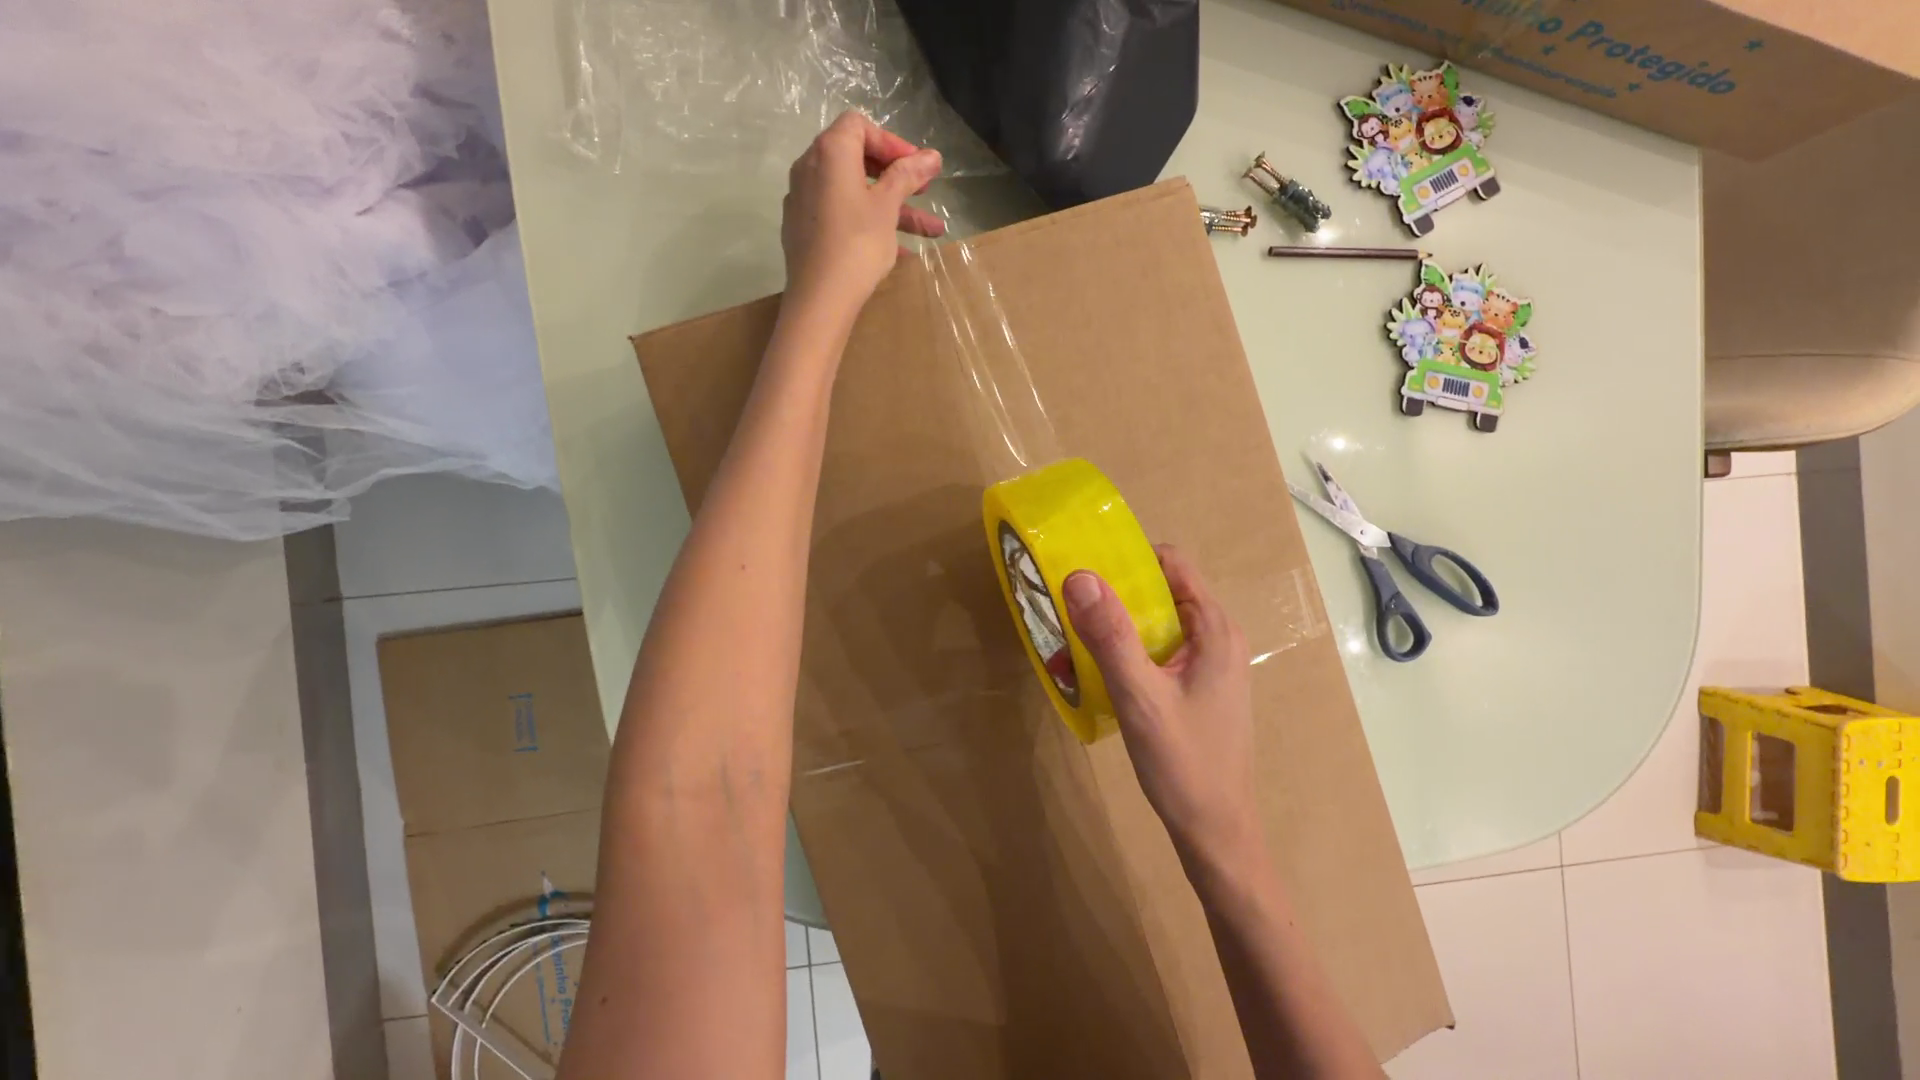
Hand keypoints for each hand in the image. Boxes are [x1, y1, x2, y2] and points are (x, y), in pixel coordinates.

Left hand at [781, 111, 945, 317]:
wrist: (820, 297)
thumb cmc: (858, 243)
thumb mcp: (888, 206)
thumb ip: (908, 175)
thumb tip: (932, 155)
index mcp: (829, 152)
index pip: (859, 126)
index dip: (892, 142)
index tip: (916, 167)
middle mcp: (809, 168)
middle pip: (857, 159)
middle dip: (896, 176)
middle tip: (924, 191)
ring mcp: (803, 200)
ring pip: (854, 193)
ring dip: (893, 207)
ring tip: (932, 230)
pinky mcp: (803, 229)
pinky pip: (840, 215)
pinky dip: (868, 223)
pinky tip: (899, 250)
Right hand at [1063, 546, 1259, 865]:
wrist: (1216, 831)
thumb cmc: (1183, 763)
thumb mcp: (1139, 697)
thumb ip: (1109, 635)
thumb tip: (1079, 576)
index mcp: (1214, 629)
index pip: (1172, 564)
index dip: (1128, 559)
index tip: (1083, 571)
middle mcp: (1218, 638)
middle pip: (1161, 593)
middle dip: (1113, 598)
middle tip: (1067, 611)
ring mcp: (1211, 665)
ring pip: (1157, 626)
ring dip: (1116, 630)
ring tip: (1073, 647)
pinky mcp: (1200, 688)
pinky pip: (1160, 654)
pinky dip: (1128, 655)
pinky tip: (1098, 677)